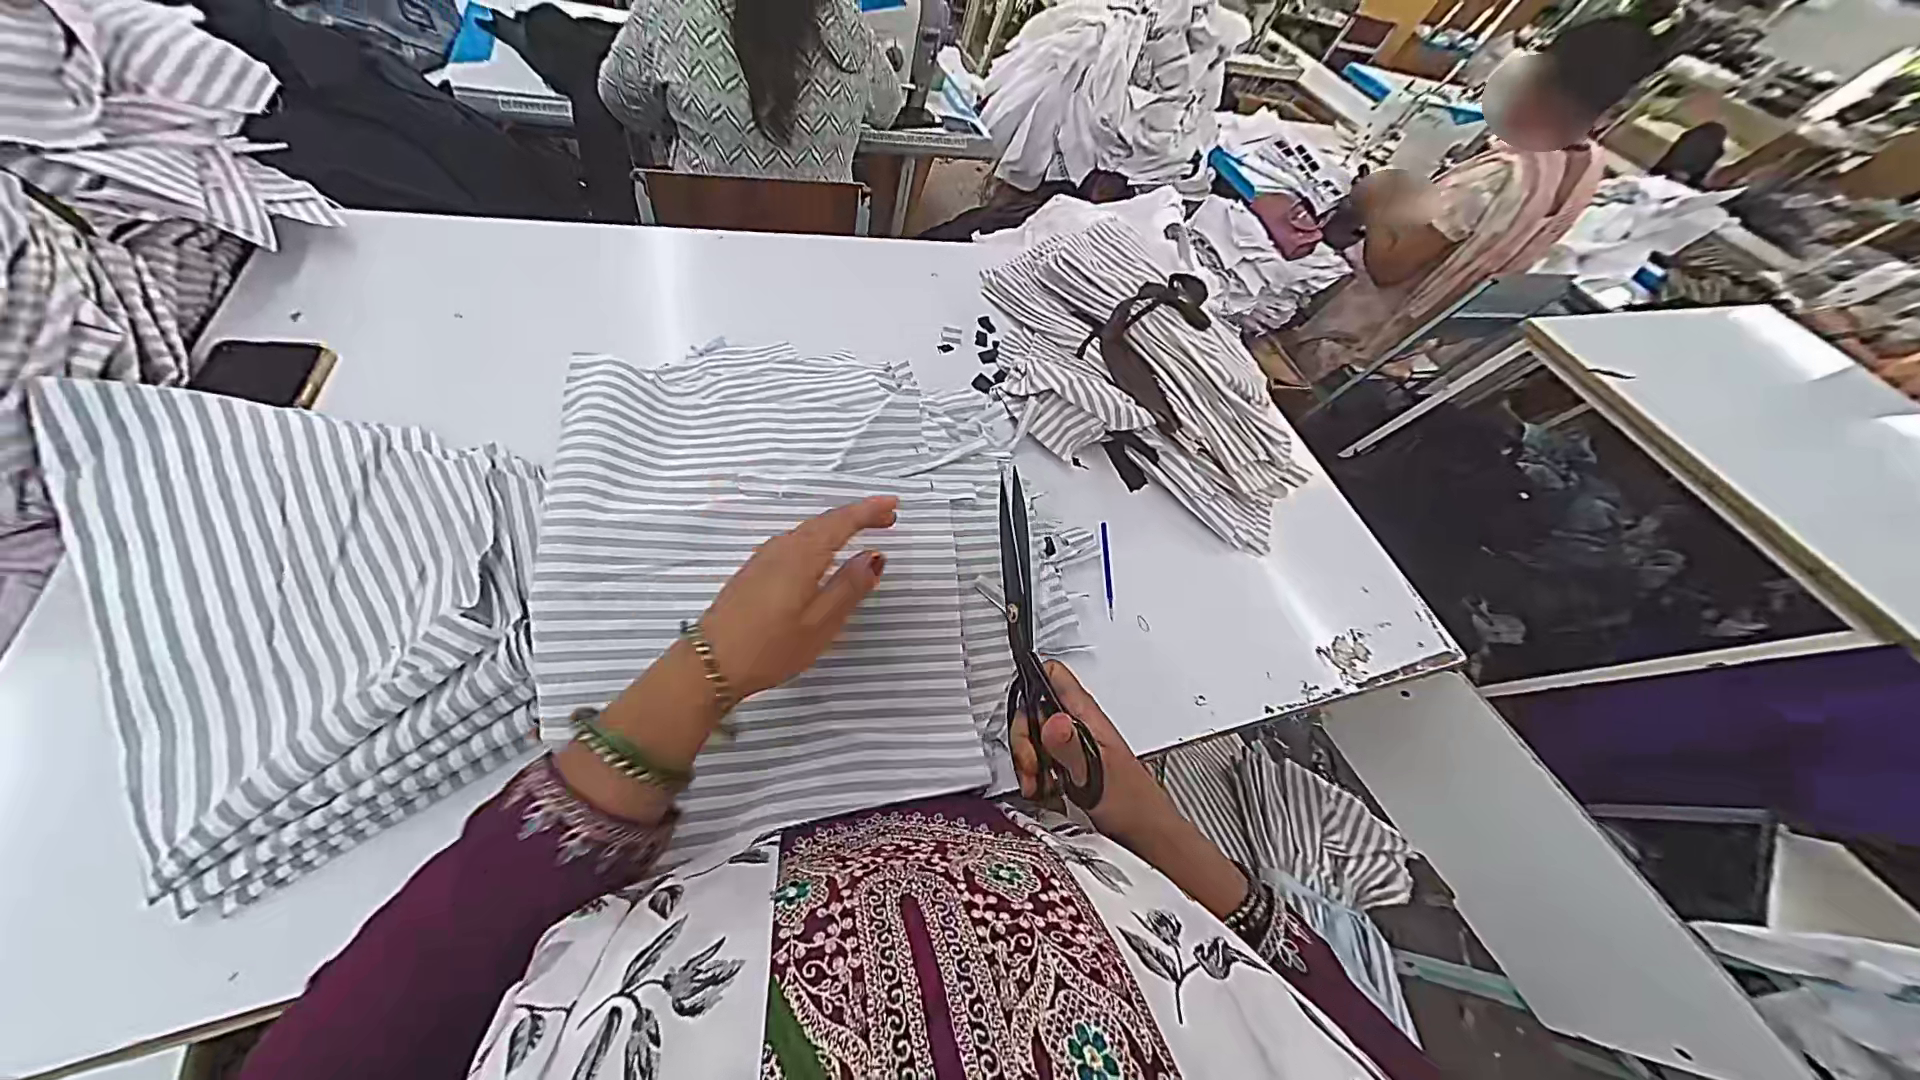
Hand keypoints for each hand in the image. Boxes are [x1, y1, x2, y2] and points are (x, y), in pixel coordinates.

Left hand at [699, 495, 898, 698]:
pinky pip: (794, 542)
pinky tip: (822, 552)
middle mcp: (782, 549)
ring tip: (861, 530)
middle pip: (824, 522)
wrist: (709, 664)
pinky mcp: (754, 571)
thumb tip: (874, 557)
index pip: (841, 522)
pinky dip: (817, 538)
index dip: (869, 511)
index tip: (893, 505)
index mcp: (802, 556)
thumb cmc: (770, 647)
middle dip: (857, 516)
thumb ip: (849, 587)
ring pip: (808, 531)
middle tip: (886, 518)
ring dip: (837, 526)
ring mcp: (764, 558)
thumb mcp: (820, 623)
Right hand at [1011, 660, 1182, 847]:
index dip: (1030, 682)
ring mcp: (1074, 743)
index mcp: (1087, 716)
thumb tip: (1053, 721)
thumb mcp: (1095, 776)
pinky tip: (1047, 791)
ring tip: (1041, 785)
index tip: (1021, 713)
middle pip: (1033, 710)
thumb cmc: (1134, 807)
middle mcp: (1080, 724)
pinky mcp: (1070, 763)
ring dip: (1029, 763)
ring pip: (1035, 736)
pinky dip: (1036, 776)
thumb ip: (1070, 748)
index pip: (1053, 674)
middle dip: (1024, 739)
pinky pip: (1041, 758)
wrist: (1149, 837)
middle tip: (1032, 766)